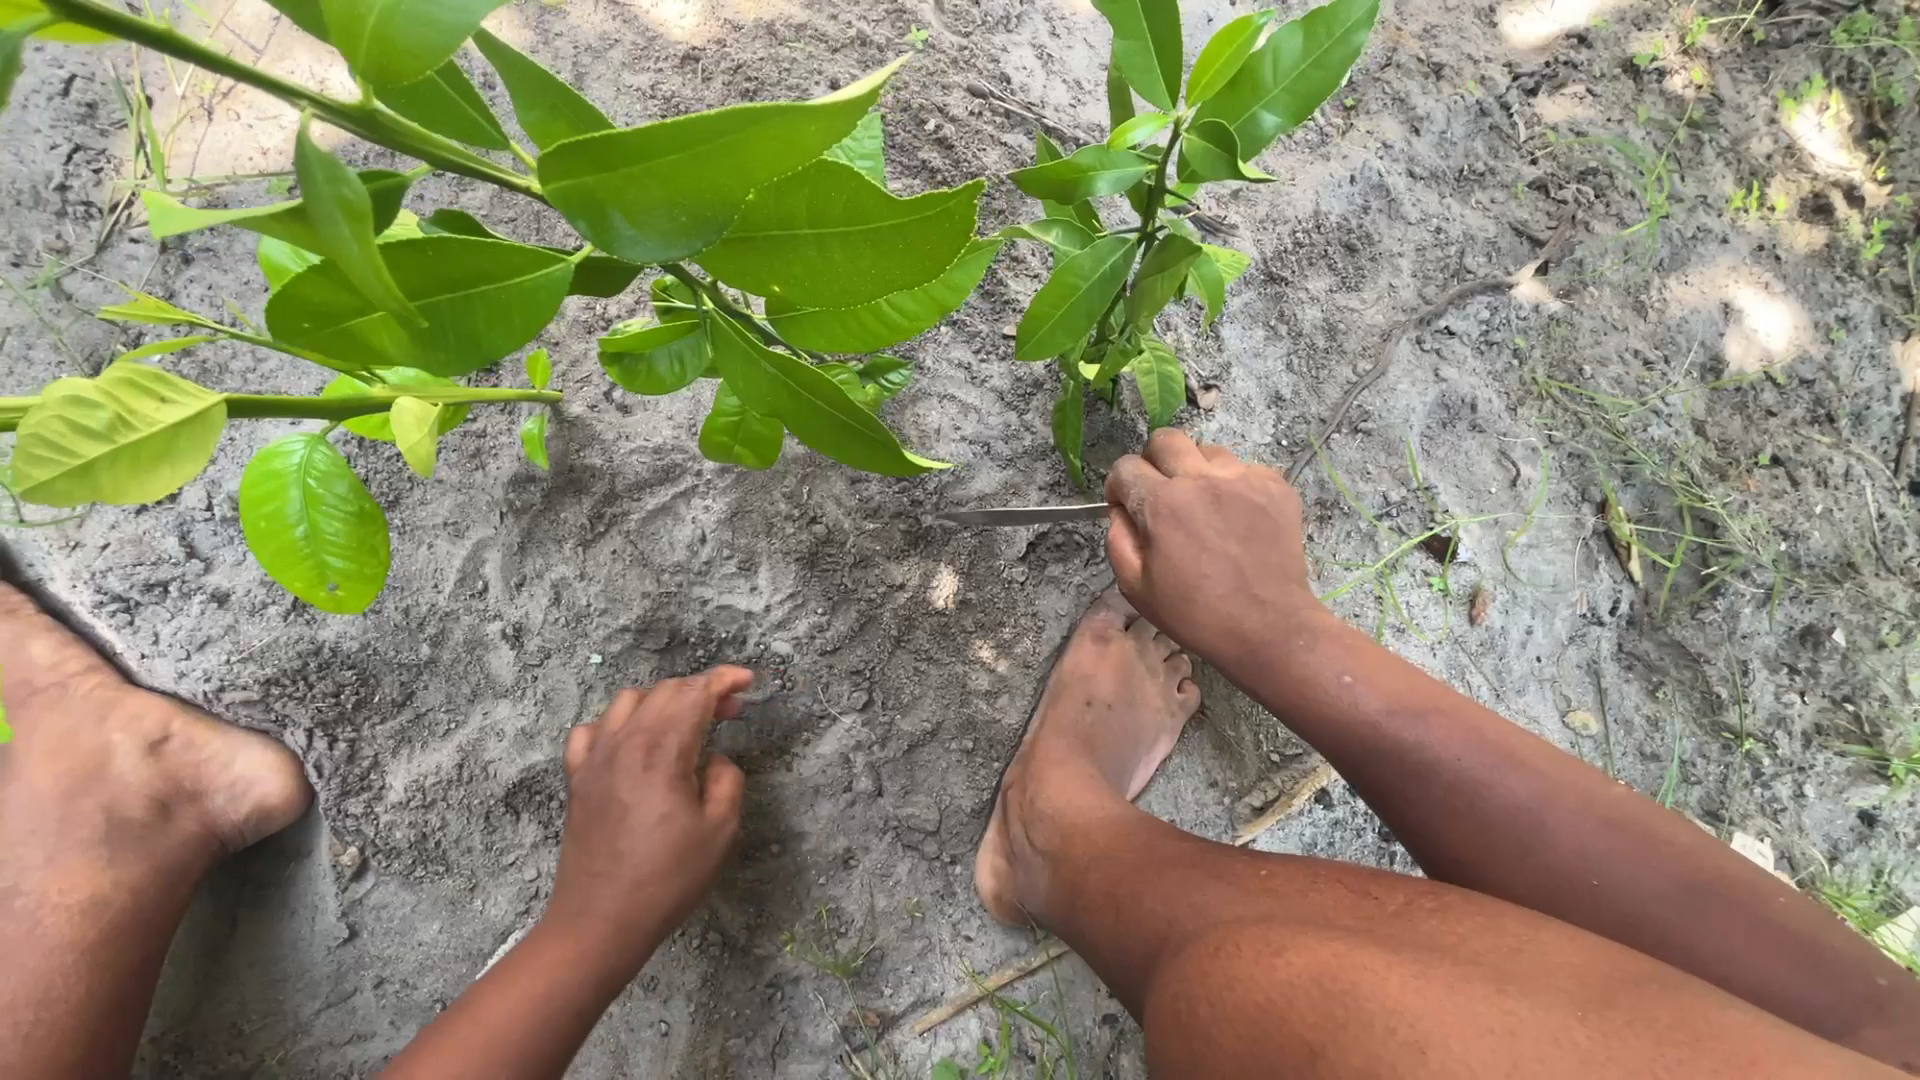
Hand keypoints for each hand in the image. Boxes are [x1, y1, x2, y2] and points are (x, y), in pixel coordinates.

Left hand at [543, 666, 753, 973]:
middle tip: (731, 713)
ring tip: (685, 724)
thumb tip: (715, 759)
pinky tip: (633, 743)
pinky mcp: (577, 778)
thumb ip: (728, 780)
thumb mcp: (721, 830)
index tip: (749, 681)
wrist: (599, 922)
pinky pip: (593, 729)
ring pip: (629, 700)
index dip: (726, 679)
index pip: (697, 692)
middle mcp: (625, 742)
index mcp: (663, 751)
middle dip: (703, 690)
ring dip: (663, 699)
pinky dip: (618, 723)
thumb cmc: (667, 878)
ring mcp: (595, 758)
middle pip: (666, 690)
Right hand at [1106, 430, 1326, 674]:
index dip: (1119, 486)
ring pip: (1207, 451)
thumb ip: (1118, 539)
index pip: (1126, 466)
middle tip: (1160, 493)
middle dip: (1153, 462)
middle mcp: (1201, 480)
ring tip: (1203, 506)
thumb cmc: (1195, 614)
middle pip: (1166, 439)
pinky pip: (1243, 469)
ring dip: (1195, 472)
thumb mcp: (1134, 587)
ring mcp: (1243, 479)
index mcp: (1162, 504)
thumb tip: (1121, 511)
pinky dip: (1232, 486)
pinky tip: (1235, 518)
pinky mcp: (1275, 486)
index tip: (1126, 506)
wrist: (1268, 627)